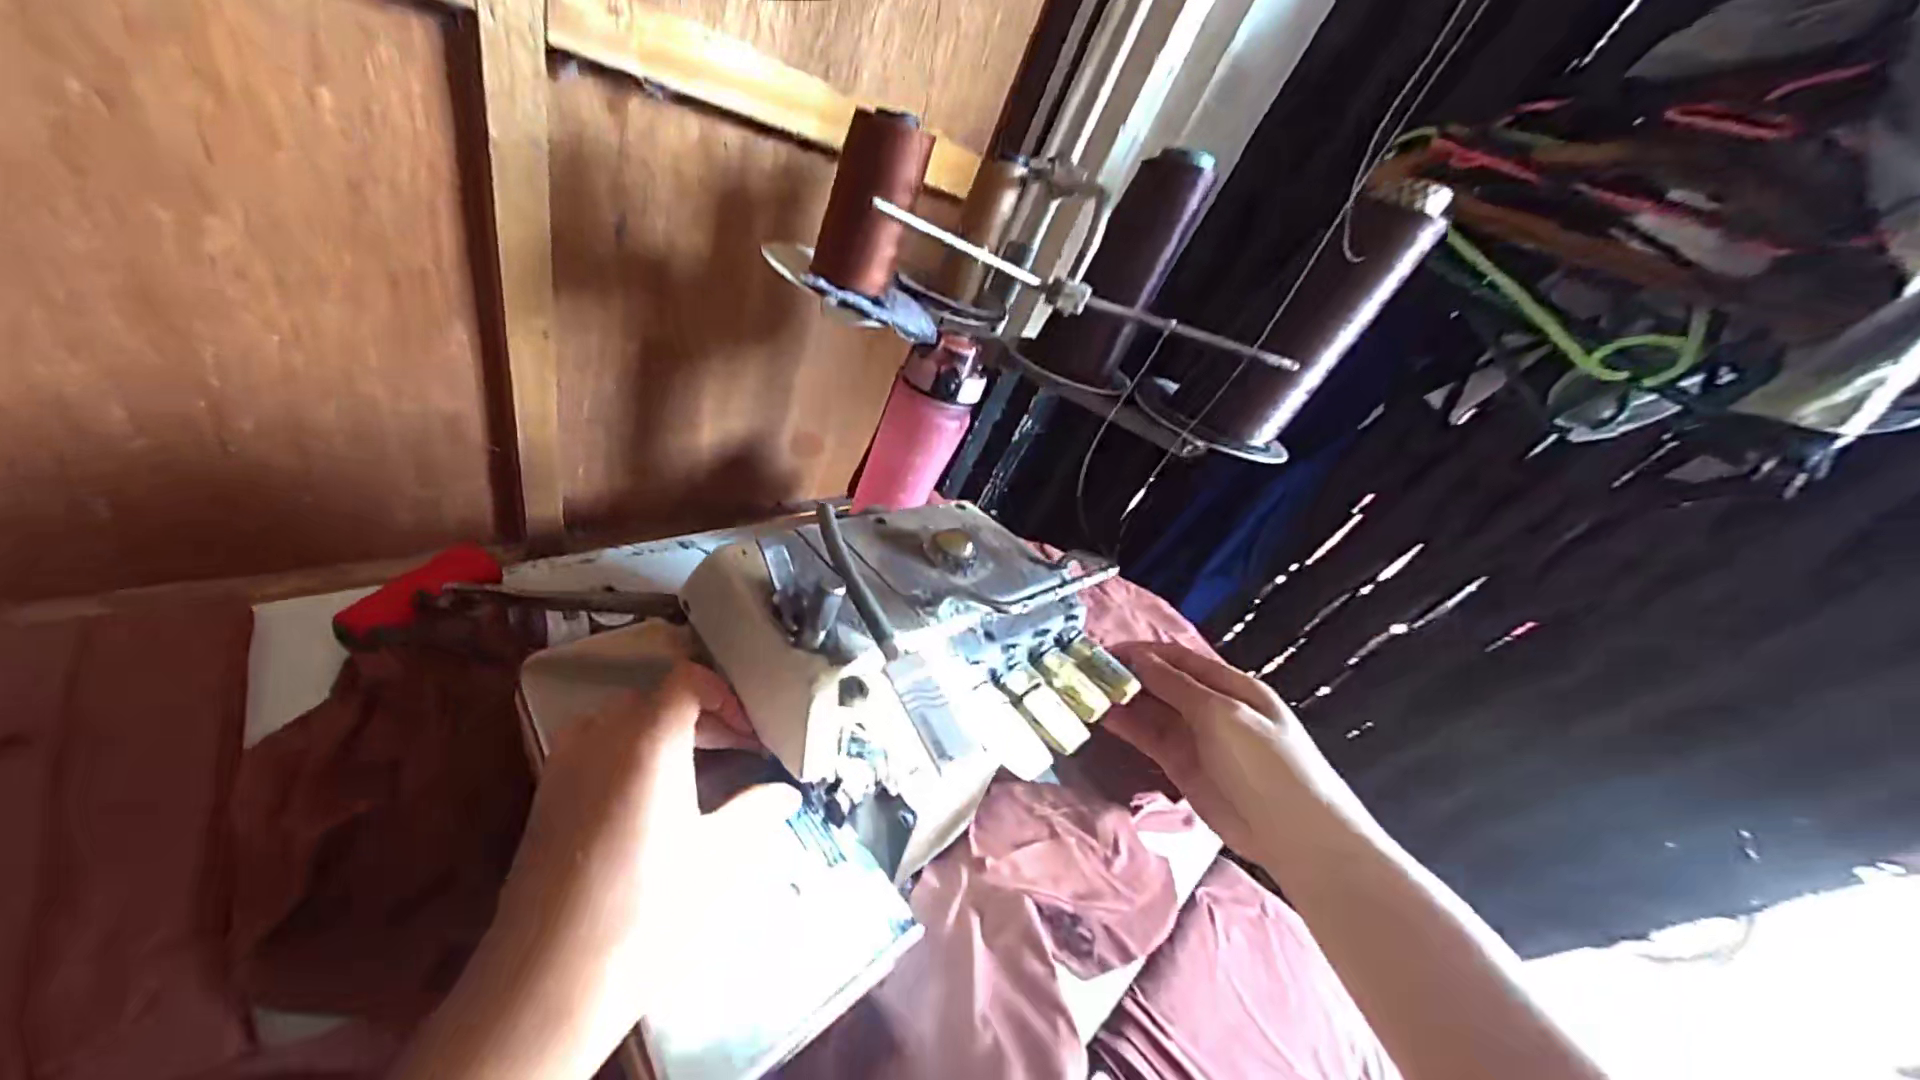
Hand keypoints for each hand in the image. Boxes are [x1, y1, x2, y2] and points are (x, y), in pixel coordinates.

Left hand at [399, 662, 797, 1079]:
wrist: (547, 977)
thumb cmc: (647, 905)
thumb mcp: (719, 855)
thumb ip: (757, 810)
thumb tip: (785, 792)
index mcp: (648, 739)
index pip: (687, 680)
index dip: (725, 695)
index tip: (750, 732)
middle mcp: (601, 737)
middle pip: (658, 699)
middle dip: (704, 716)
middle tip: (738, 751)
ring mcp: (566, 764)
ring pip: (623, 721)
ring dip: (665, 732)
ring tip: (697, 771)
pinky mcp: (546, 795)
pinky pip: (595, 748)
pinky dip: (631, 753)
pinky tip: (651, 799)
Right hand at [1104, 641, 1347, 863]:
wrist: (1294, 834)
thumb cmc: (1265, 763)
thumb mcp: (1222, 714)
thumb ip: (1177, 685)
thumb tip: (1140, 657)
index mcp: (1229, 685)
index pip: (1177, 658)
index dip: (1141, 652)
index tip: (1103, 651)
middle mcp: (1209, 706)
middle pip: (1161, 682)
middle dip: (1126, 674)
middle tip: (1083, 672)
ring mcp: (1195, 737)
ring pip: (1150, 710)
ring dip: (1121, 700)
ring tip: (1084, 693)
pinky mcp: (1181, 766)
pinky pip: (1149, 738)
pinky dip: (1126, 726)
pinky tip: (1101, 718)